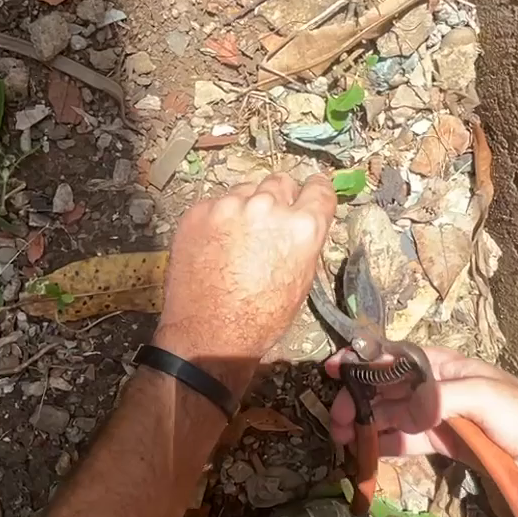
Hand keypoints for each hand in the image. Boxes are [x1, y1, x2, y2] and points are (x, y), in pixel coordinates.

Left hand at [154, 173, 336, 373]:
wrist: (208, 334)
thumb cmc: (260, 318)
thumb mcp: (300, 280)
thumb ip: (303, 241)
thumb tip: (302, 222)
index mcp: (301, 227)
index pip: (319, 188)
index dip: (315, 191)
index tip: (310, 190)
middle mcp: (267, 208)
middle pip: (280, 182)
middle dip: (278, 198)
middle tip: (269, 220)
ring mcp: (229, 206)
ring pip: (245, 190)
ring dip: (246, 206)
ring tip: (238, 238)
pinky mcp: (199, 212)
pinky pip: (216, 203)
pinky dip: (218, 218)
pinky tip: (215, 245)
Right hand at [328, 346, 517, 485]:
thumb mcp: (483, 395)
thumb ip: (440, 398)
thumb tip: (406, 412)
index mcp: (440, 365)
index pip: (392, 355)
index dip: (361, 359)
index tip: (335, 368)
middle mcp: (431, 385)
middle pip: (383, 386)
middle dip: (356, 398)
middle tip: (336, 419)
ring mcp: (433, 414)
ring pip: (389, 413)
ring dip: (364, 423)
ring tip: (343, 438)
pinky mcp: (438, 440)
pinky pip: (402, 439)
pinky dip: (383, 443)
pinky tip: (366, 452)